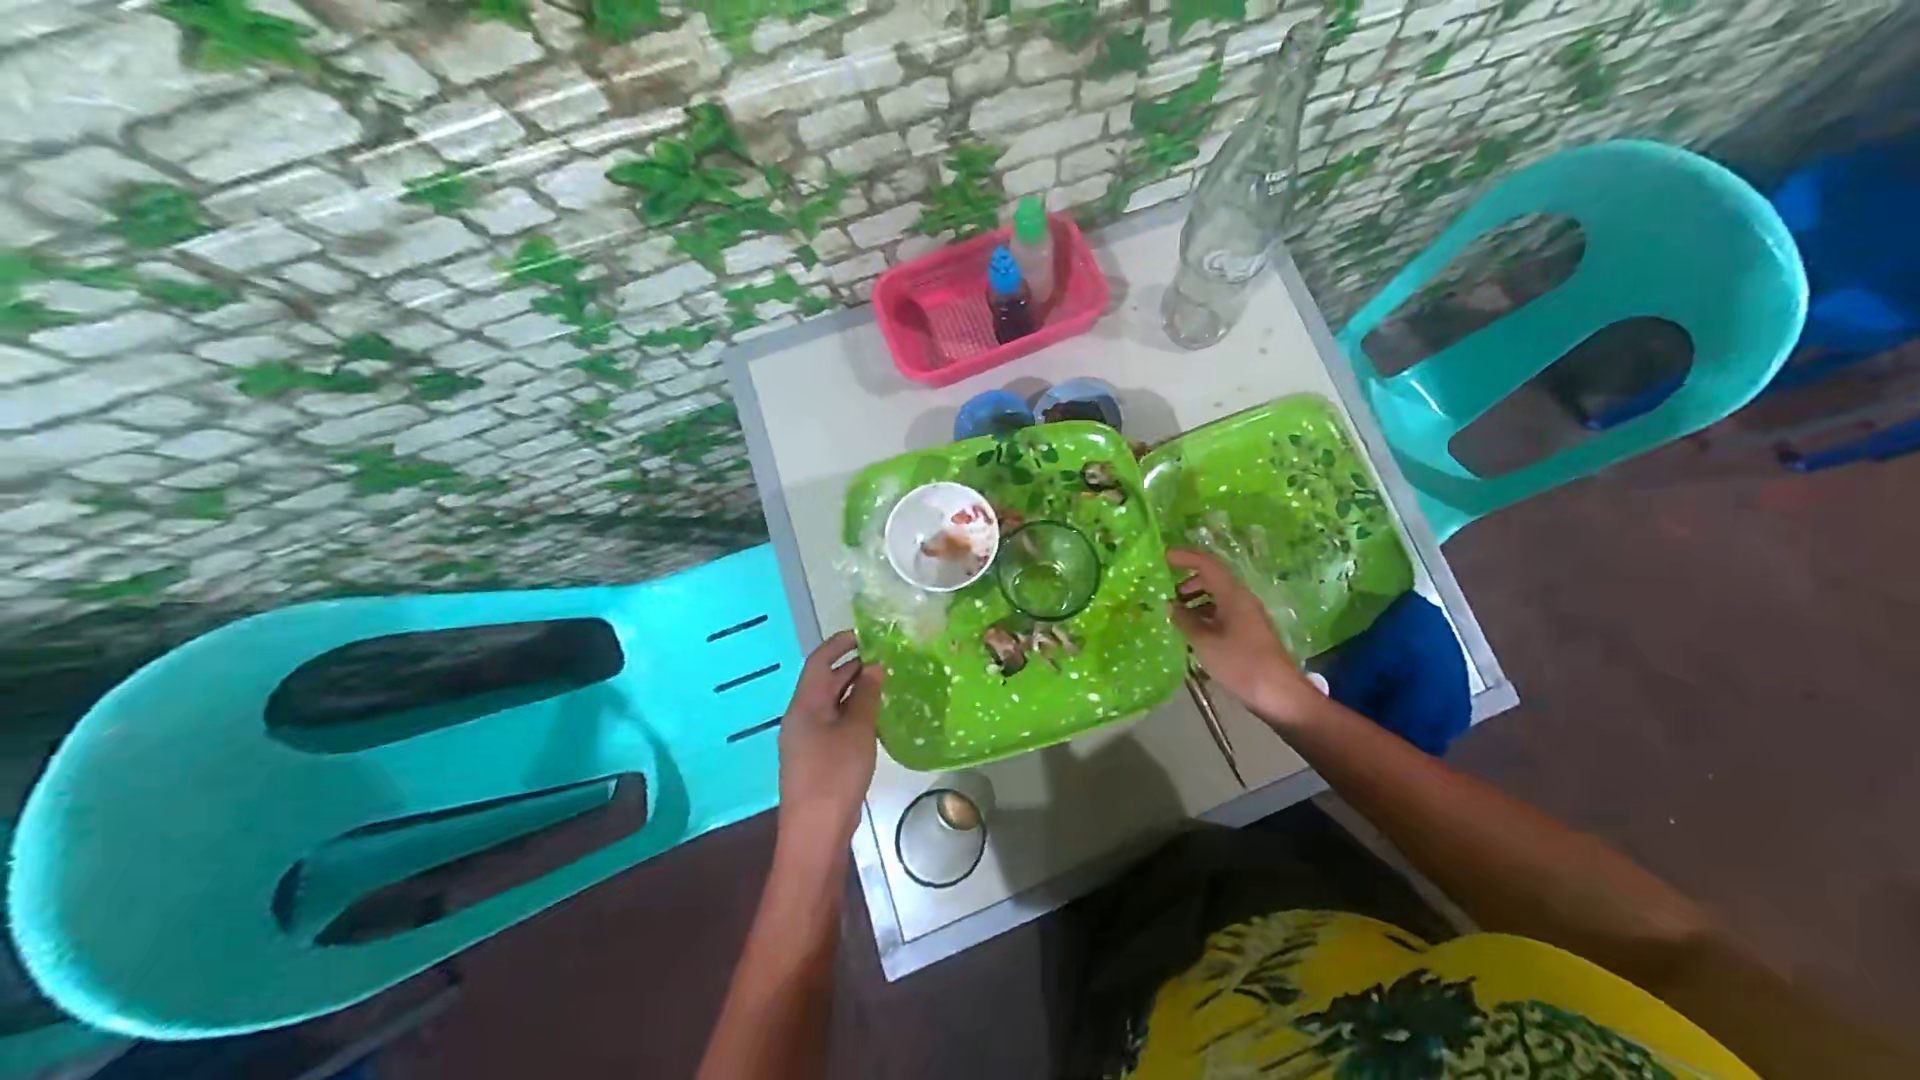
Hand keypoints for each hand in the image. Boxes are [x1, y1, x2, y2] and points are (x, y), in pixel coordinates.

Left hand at [776, 630, 882, 851]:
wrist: (815, 831)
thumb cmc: (835, 774)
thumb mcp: (857, 730)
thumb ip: (866, 696)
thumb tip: (874, 667)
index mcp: (804, 704)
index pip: (819, 661)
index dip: (840, 644)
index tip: (865, 634)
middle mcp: (800, 717)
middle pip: (824, 682)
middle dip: (852, 667)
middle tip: (885, 659)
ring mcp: (805, 740)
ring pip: (830, 704)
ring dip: (854, 691)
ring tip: (885, 684)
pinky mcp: (815, 758)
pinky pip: (833, 724)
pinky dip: (852, 713)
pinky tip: (874, 718)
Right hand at [1167, 548, 1323, 726]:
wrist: (1280, 694)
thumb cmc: (1241, 664)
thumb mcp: (1205, 642)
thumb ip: (1185, 620)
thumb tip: (1170, 606)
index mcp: (1233, 595)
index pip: (1206, 563)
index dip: (1184, 557)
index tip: (1161, 557)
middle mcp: (1242, 599)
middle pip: (1212, 578)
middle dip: (1186, 580)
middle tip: (1164, 592)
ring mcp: (1247, 616)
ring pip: (1216, 596)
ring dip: (1194, 599)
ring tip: (1174, 614)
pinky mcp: (1248, 632)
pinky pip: (1222, 613)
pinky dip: (1203, 614)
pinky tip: (1191, 630)